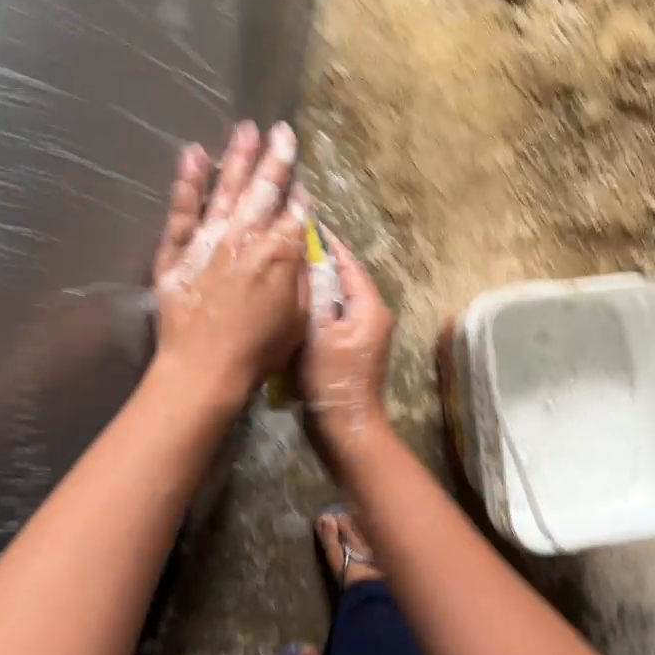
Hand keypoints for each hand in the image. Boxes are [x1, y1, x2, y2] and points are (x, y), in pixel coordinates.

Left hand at [151, 120, 310, 407]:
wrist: (204, 368)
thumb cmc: (259, 350)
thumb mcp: (299, 317)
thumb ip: (301, 275)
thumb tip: (301, 242)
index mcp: (279, 254)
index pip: (293, 212)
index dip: (297, 191)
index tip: (298, 171)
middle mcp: (246, 237)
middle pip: (263, 189)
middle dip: (274, 157)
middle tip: (278, 129)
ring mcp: (209, 240)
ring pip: (225, 189)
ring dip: (236, 157)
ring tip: (244, 129)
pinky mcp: (177, 250)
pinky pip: (182, 209)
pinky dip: (188, 181)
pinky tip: (192, 155)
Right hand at [301, 230, 394, 451]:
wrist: (345, 429)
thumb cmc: (333, 379)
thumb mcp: (320, 332)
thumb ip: (316, 294)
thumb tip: (311, 260)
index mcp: (370, 307)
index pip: (348, 263)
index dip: (327, 244)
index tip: (304, 225)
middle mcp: (371, 316)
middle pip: (342, 280)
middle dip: (317, 264)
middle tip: (286, 248)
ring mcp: (361, 335)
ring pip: (334, 301)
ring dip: (313, 288)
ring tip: (283, 272)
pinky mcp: (349, 351)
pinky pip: (330, 320)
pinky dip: (312, 311)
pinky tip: (288, 307)